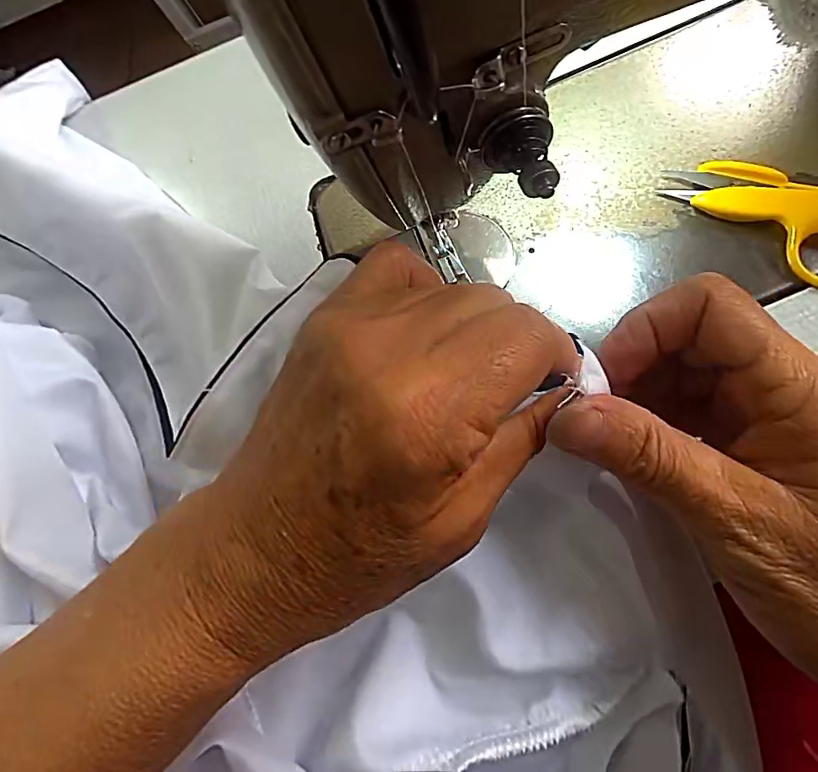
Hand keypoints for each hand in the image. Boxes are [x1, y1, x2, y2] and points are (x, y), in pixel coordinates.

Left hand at [195, 241, 578, 663]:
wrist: (254, 548)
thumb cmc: (361, 554)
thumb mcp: (463, 520)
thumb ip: (523, 439)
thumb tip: (564, 389)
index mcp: (432, 412)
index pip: (528, 335)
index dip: (559, 353)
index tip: (557, 381)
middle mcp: (392, 350)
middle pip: (497, 303)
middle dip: (522, 339)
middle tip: (513, 382)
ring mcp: (352, 322)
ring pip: (455, 285)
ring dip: (479, 320)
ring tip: (466, 364)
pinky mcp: (327, 314)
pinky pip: (398, 264)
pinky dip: (428, 287)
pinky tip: (424, 329)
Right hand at [546, 275, 817, 770]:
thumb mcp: (737, 524)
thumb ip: (652, 458)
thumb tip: (570, 412)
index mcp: (800, 386)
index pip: (712, 305)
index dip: (648, 327)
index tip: (604, 384)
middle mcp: (792, 385)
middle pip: (699, 334)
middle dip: (638, 366)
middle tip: (593, 421)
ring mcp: (782, 416)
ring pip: (696, 372)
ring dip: (646, 398)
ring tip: (609, 445)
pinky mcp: (771, 447)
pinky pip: (705, 412)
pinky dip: (664, 427)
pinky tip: (641, 461)